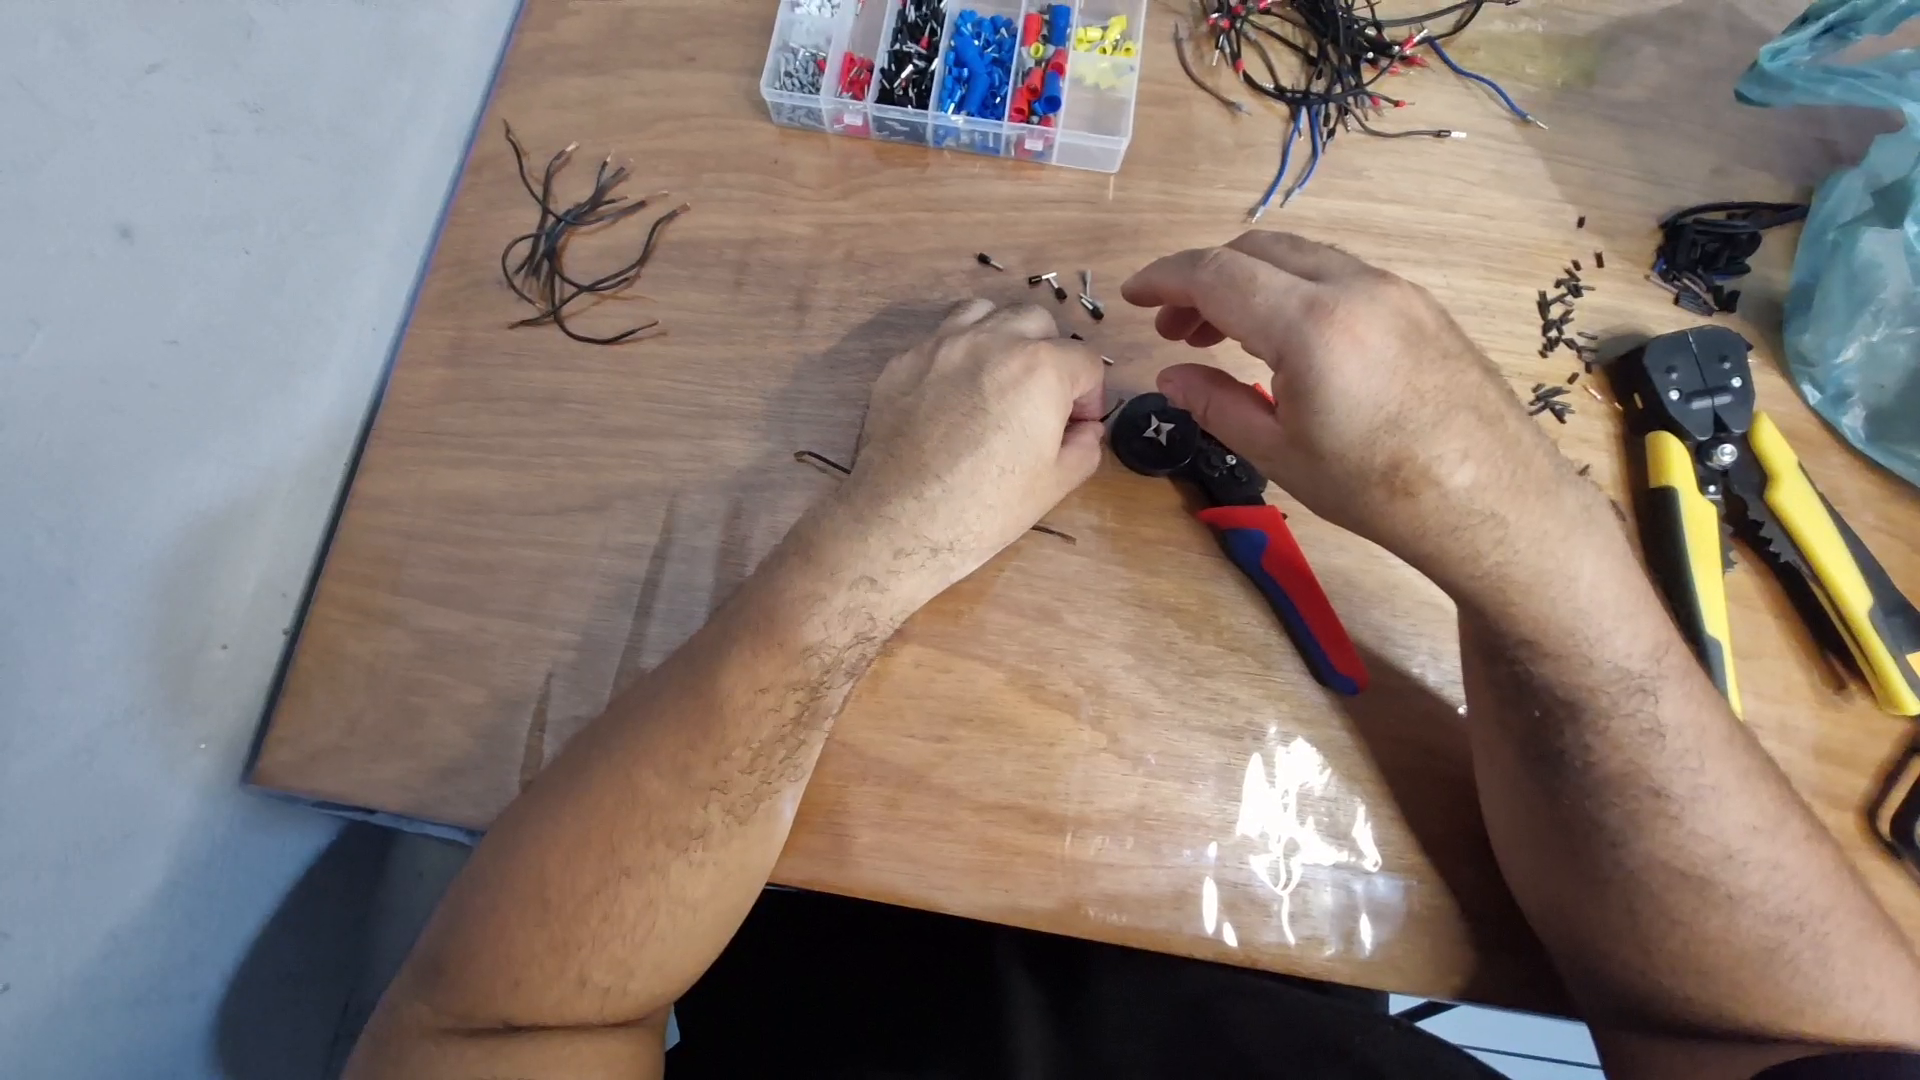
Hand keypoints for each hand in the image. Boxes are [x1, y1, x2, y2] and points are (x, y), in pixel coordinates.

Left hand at [816, 300, 1105, 604]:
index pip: (1085, 361)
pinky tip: (952, 396)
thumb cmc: (984, 508)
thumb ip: (1083, 446)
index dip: (1088, 396)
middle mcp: (991, 341)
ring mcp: (941, 346)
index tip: (1077, 425)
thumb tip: (1085, 429)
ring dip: (1001, 338)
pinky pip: (939, 341)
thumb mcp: (1054, 484)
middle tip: (1041, 400)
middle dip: (1049, 355)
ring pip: (984, 314)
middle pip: (1036, 322)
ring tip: (997, 378)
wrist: (902, 522)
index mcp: (1040, 368)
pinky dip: (956, 357)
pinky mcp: (903, 362)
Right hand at [1122, 231, 1605, 598]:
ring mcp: (1393, 289)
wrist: (1489, 501)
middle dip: (1202, 279)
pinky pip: (1334, 274)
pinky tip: (1279, 339)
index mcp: (1311, 325)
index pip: (1217, 274)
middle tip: (1174, 328)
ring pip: (1298, 257)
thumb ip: (1214, 402)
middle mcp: (1354, 286)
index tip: (1132, 295)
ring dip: (1246, 281)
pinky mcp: (1415, 303)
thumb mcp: (1276, 452)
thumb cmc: (1372, 488)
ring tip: (1218, 334)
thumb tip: (1170, 375)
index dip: (1165, 278)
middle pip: (1256, 249)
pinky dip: (1288, 290)